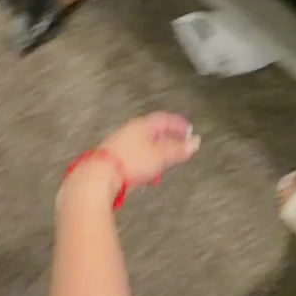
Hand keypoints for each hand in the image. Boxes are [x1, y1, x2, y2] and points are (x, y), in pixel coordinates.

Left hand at [60, 113, 200, 209]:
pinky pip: (137, 154)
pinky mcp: (114, 157)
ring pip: (145, 144)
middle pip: (154, 131)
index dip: (179, 124)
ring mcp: (121, 143)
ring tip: (167, 163)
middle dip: (169, 139)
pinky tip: (149, 173)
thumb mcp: (161, 156)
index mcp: (143, 125)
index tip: (190, 131)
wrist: (98, 176)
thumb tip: (196, 142)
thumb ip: (179, 149)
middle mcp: (131, 130)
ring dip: (158, 151)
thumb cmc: (133, 162)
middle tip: (181, 147)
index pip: (165, 119)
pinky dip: (148, 160)